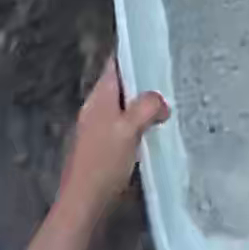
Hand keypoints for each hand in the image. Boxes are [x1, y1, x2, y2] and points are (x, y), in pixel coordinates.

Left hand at [26, 57, 168, 249]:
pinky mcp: (100, 147)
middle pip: (121, 83)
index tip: (153, 44)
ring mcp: (95, 128)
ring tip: (164, 102)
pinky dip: (136, 122)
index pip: (116, 62)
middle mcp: (95, 107)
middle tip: (167, 75)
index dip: (133, 51)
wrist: (81, 206)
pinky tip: (150, 130)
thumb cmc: (104, 161)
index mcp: (100, 96)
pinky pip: (121, 124)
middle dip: (142, 80)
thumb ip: (148, 107)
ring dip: (140, 104)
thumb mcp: (130, 128)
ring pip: (122, 105)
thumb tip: (161, 102)